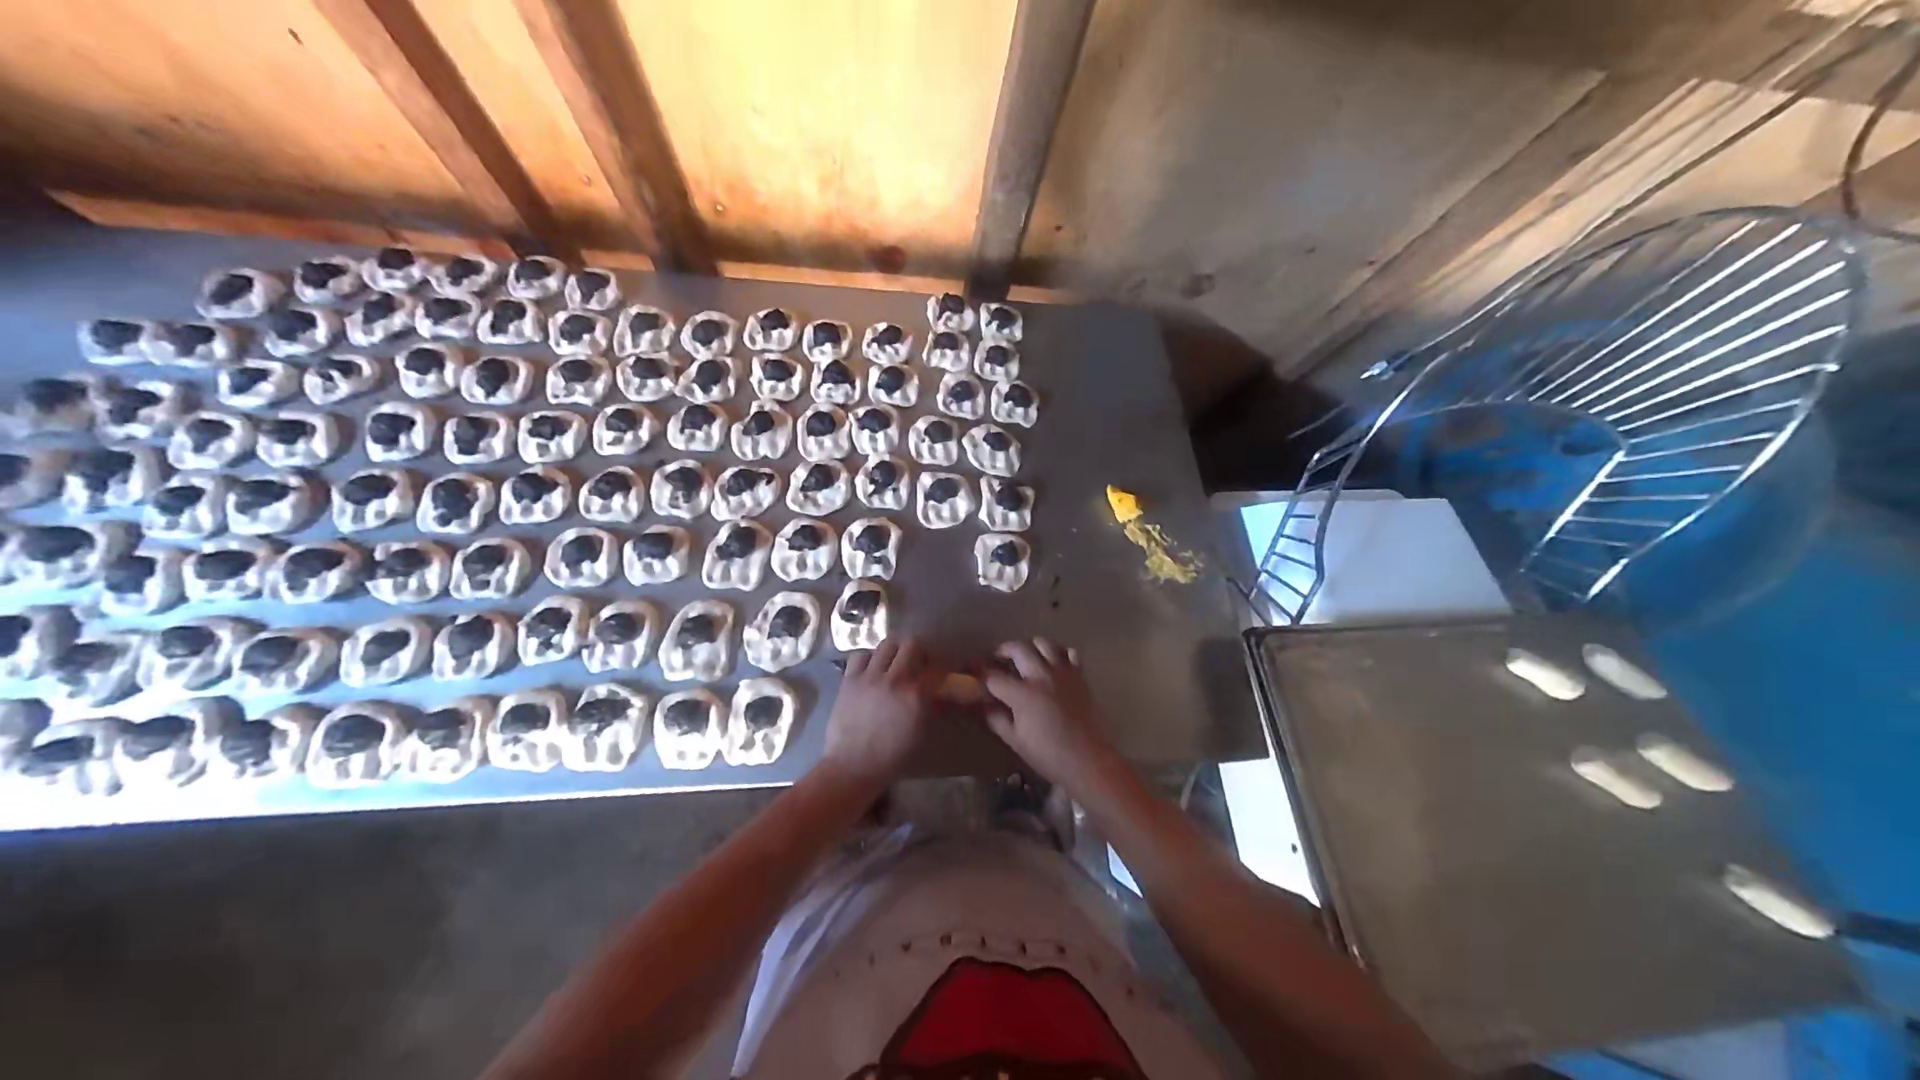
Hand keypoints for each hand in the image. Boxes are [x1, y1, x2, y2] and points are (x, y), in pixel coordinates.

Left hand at [820, 638, 938, 789]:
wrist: (853, 766)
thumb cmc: (892, 757)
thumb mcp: (920, 733)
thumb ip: (930, 708)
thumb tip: (938, 693)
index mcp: (916, 695)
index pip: (938, 666)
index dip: (946, 664)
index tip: (945, 668)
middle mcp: (894, 679)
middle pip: (912, 644)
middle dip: (919, 651)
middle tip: (918, 663)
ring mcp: (870, 677)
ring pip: (887, 644)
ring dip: (895, 651)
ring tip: (894, 664)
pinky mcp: (849, 679)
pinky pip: (861, 655)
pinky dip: (869, 658)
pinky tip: (872, 670)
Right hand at [981, 638, 1115, 791]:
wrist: (1088, 760)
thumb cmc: (1048, 755)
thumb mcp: (1015, 740)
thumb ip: (997, 718)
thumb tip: (985, 704)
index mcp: (1023, 694)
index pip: (993, 676)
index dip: (979, 671)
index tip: (970, 668)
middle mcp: (1042, 676)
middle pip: (1018, 649)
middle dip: (1002, 650)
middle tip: (996, 658)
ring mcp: (1063, 673)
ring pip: (1043, 643)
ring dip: (1029, 646)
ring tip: (1024, 656)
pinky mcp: (1079, 676)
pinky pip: (1069, 652)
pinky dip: (1058, 651)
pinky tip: (1051, 662)